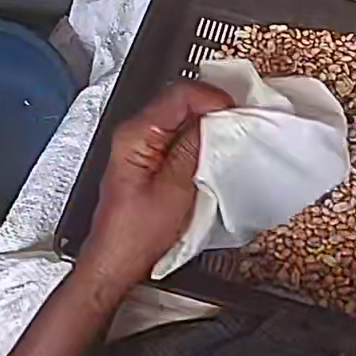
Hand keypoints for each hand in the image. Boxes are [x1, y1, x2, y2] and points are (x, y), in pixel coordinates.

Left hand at [79, 80, 233, 289]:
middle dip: (211, 107)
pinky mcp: (147, 158)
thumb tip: (212, 119)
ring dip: (206, 122)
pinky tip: (211, 150)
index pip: (178, 95)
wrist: (116, 261)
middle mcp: (133, 134)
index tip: (234, 111)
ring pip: (178, 117)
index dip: (211, 98)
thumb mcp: (175, 189)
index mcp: (135, 135)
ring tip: (229, 136)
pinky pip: (175, 135)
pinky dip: (197, 137)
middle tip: (238, 122)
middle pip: (178, 101)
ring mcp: (139, 145)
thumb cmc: (136, 234)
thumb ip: (193, 148)